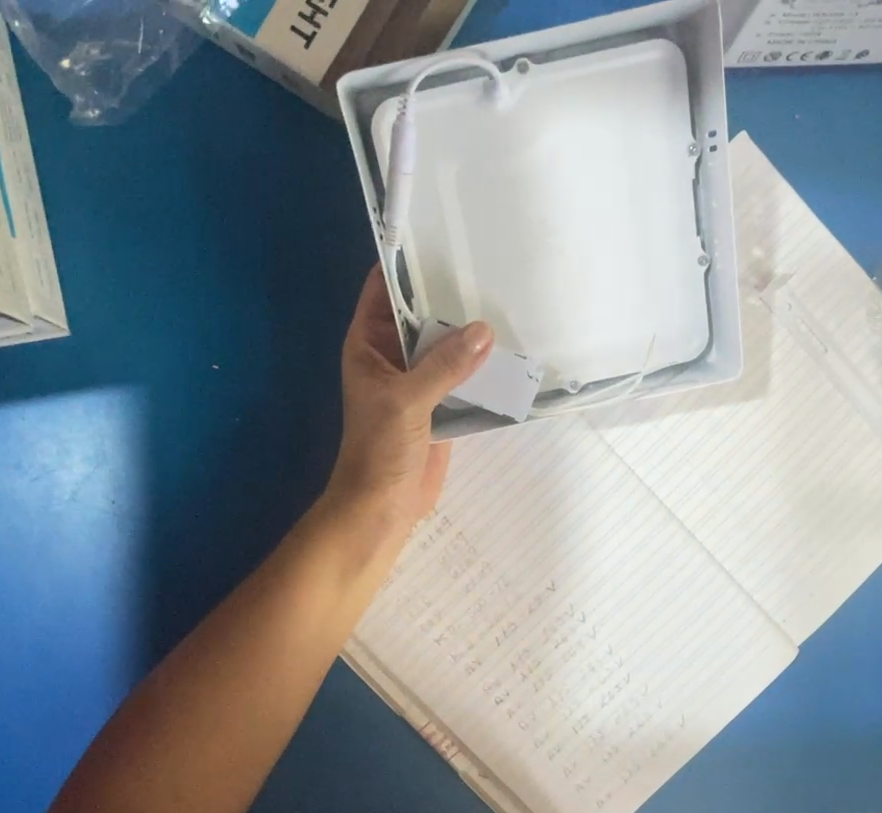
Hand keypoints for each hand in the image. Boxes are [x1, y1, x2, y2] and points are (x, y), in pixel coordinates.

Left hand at [325, 270, 491, 533]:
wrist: (383, 506)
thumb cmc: (379, 449)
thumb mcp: (407, 401)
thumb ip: (444, 366)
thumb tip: (484, 330)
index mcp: (368, 343)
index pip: (383, 289)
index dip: (407, 262)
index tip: (443, 237)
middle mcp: (392, 355)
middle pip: (422, 313)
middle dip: (451, 295)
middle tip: (492, 265)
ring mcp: (419, 380)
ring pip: (447, 345)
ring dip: (471, 332)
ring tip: (510, 299)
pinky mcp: (442, 404)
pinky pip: (464, 376)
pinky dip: (483, 367)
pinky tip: (513, 349)